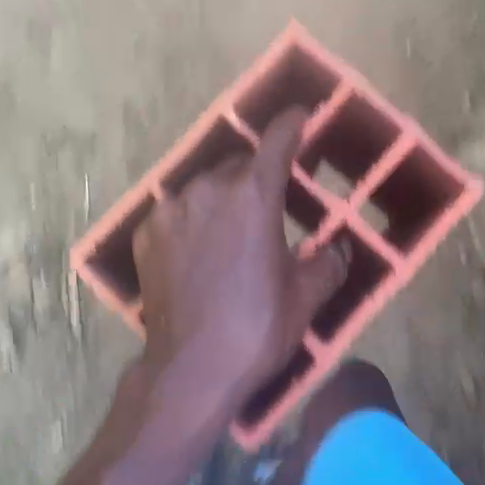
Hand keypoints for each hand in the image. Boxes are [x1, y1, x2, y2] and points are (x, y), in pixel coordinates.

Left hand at [132, 109, 349, 404]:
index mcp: (254, 194)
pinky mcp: (146, 232)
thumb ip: (328, 263)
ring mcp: (171, 208)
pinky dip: (191, 221)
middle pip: (239, 164)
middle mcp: (209, 188)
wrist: (190, 369)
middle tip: (269, 205)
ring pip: (204, 186)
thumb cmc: (257, 328)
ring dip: (221, 198)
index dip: (291, 124)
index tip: (300, 115)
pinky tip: (198, 252)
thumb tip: (338, 250)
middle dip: (256, 175)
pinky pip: (176, 211)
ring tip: (231, 233)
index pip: (277, 140)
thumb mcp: (306, 297)